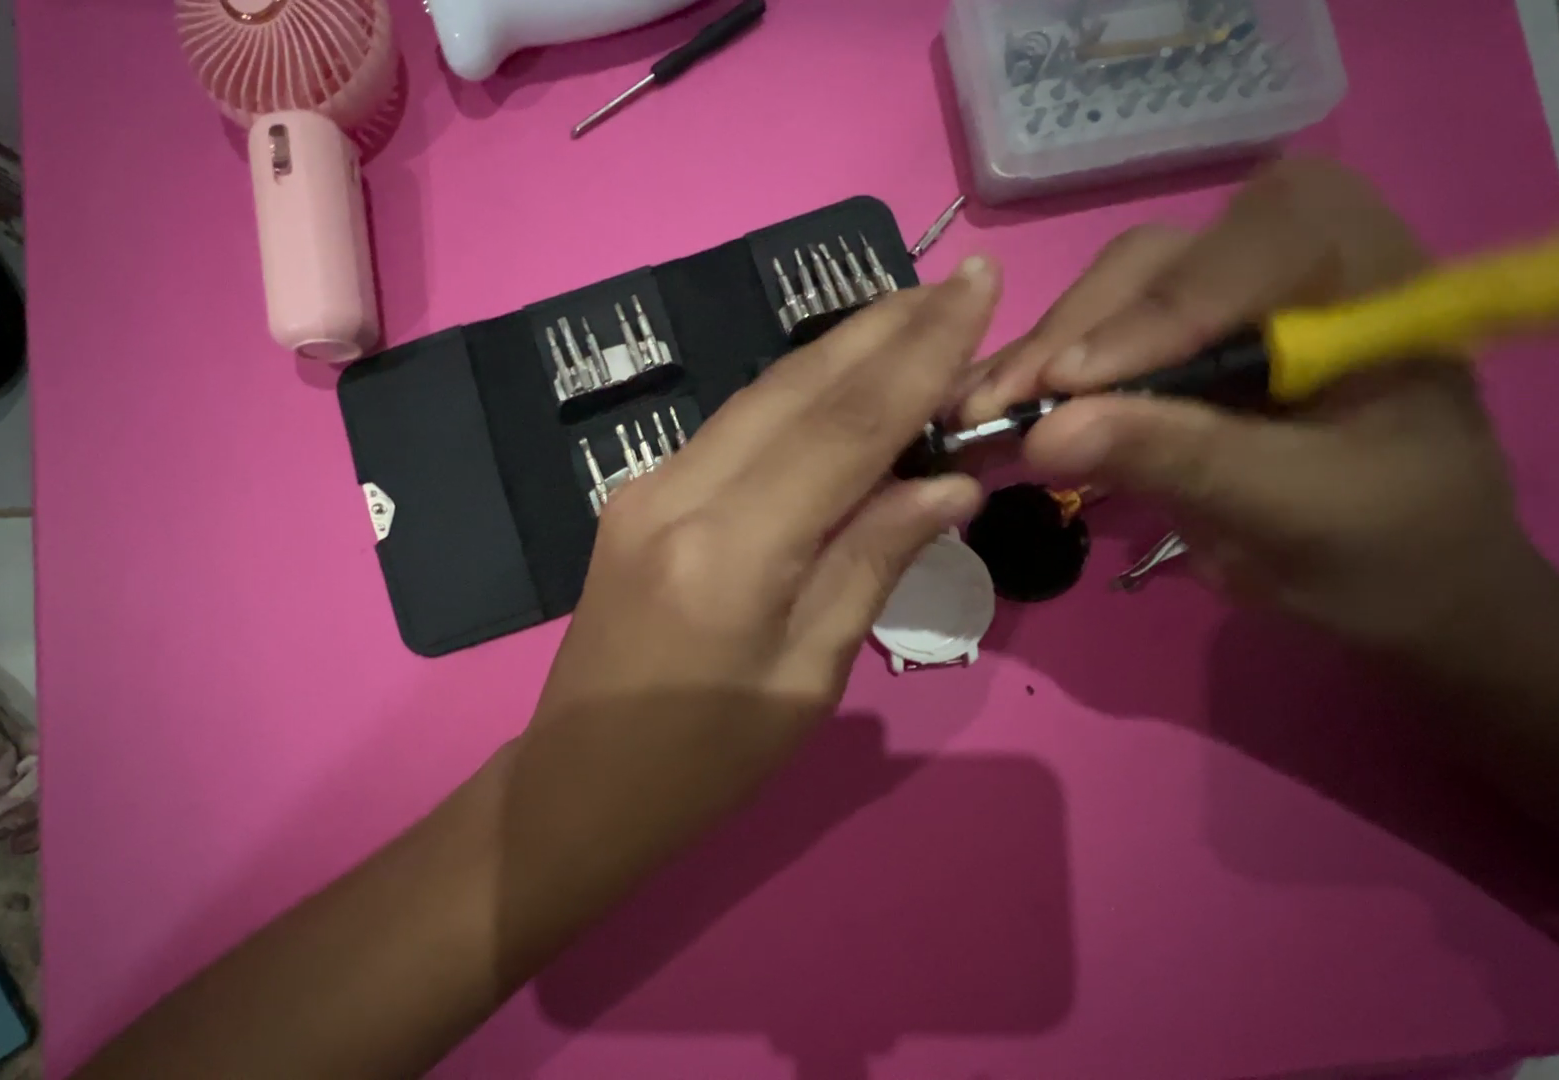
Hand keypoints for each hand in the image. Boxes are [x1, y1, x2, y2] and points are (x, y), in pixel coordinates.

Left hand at [536, 259, 997, 747]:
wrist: (580, 784)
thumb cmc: (705, 760)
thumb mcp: (808, 677)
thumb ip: (872, 563)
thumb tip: (948, 483)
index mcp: (729, 551)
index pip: (844, 426)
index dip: (920, 354)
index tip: (978, 288)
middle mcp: (676, 494)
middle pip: (796, 387)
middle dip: (883, 330)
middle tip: (958, 287)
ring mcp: (644, 488)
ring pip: (759, 398)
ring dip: (840, 355)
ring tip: (914, 320)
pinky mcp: (634, 498)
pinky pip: (730, 431)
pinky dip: (794, 399)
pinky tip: (839, 389)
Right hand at [960, 159, 1549, 651]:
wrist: (1399, 582)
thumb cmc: (1388, 546)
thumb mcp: (1297, 509)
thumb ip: (1181, 459)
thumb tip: (1043, 434)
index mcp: (1367, 277)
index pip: (1253, 246)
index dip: (1158, 308)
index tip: (1071, 386)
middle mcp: (1284, 265)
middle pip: (1155, 264)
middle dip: (1073, 335)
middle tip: (997, 407)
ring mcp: (1216, 304)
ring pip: (1103, 299)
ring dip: (1037, 357)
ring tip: (978, 417)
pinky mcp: (1164, 349)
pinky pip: (1084, 343)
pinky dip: (1030, 378)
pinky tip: (981, 410)